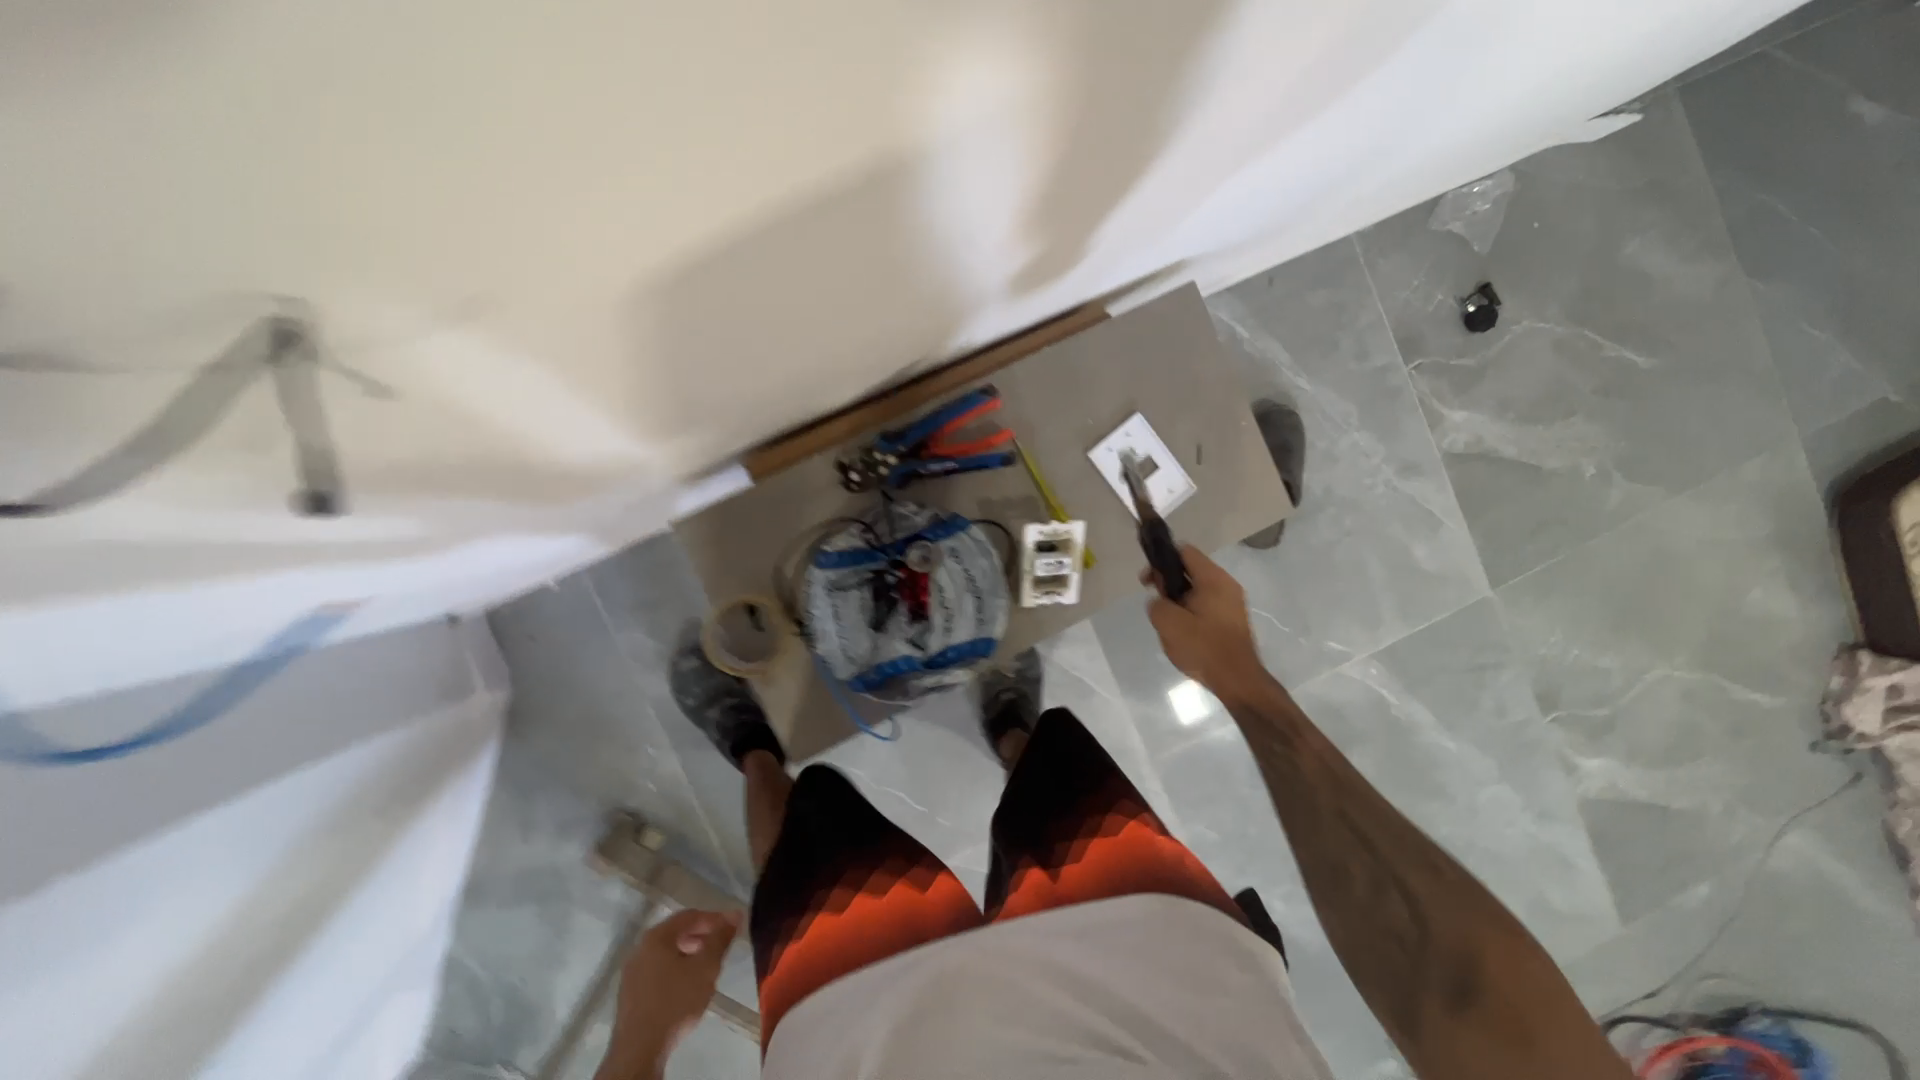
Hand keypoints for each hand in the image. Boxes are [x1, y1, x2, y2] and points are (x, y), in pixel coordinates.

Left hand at [598, 909, 742, 1079]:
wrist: (640, 1048)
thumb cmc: (676, 1001)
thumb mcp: (706, 968)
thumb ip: (720, 939)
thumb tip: (734, 914)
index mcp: (656, 937)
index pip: (689, 916)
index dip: (714, 918)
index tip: (734, 926)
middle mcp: (640, 949)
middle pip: (675, 932)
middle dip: (701, 935)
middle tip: (722, 946)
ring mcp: (632, 972)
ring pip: (665, 953)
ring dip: (689, 953)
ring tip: (707, 967)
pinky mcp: (630, 993)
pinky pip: (657, 970)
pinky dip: (675, 969)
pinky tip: (687, 986)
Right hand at [1139, 544, 1271, 702]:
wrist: (1238, 681)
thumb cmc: (1204, 648)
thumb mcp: (1168, 623)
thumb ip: (1156, 604)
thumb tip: (1158, 601)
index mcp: (1213, 579)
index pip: (1184, 551)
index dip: (1161, 560)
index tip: (1147, 581)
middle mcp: (1226, 585)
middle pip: (1190, 571)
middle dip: (1168, 584)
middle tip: (1156, 605)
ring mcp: (1232, 604)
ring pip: (1197, 591)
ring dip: (1178, 602)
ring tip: (1167, 624)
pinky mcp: (1232, 621)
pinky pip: (1206, 607)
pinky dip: (1190, 613)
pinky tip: (1182, 634)